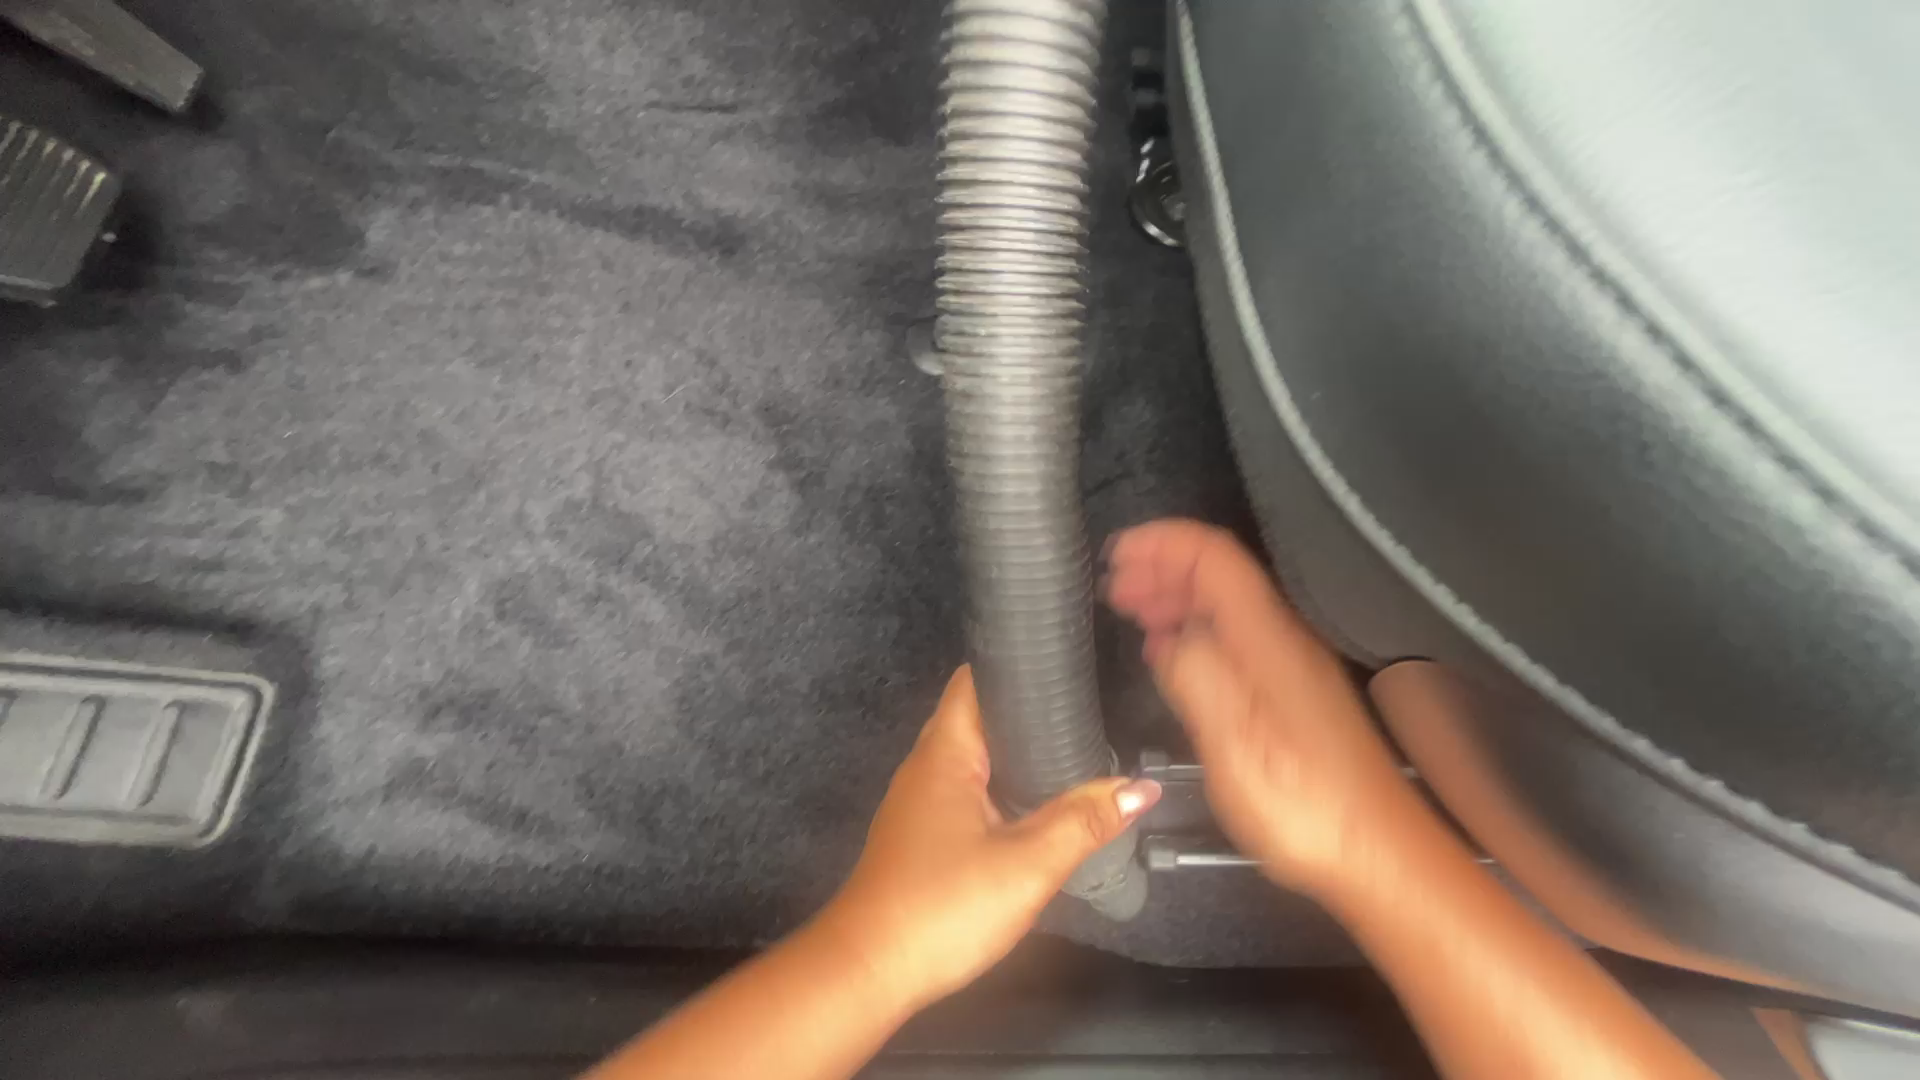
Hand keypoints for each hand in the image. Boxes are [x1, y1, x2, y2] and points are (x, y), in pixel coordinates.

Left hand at [813, 666, 1161, 1010]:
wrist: (866, 971)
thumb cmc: (941, 906)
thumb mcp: (1026, 866)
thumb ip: (1083, 822)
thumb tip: (1140, 788)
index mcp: (944, 753)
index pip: (974, 680)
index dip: (1014, 667)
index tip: (1062, 666)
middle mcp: (925, 765)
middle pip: (975, 716)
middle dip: (1024, 712)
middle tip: (1082, 712)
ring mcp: (918, 800)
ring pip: (970, 757)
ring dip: (1011, 752)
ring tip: (1068, 750)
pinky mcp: (919, 832)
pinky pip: (962, 788)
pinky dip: (996, 785)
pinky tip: (1029, 804)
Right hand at [1104, 520, 1427, 897]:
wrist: (1379, 856)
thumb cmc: (1309, 810)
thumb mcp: (1235, 748)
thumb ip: (1196, 679)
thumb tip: (1168, 639)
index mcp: (1268, 643)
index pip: (1214, 558)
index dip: (1163, 543)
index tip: (1120, 552)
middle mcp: (1281, 641)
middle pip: (1217, 574)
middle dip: (1160, 566)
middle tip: (1115, 583)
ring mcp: (1287, 664)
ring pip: (1222, 603)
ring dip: (1173, 595)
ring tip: (1132, 608)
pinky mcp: (1287, 690)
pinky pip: (1231, 635)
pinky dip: (1191, 627)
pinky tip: (1169, 649)